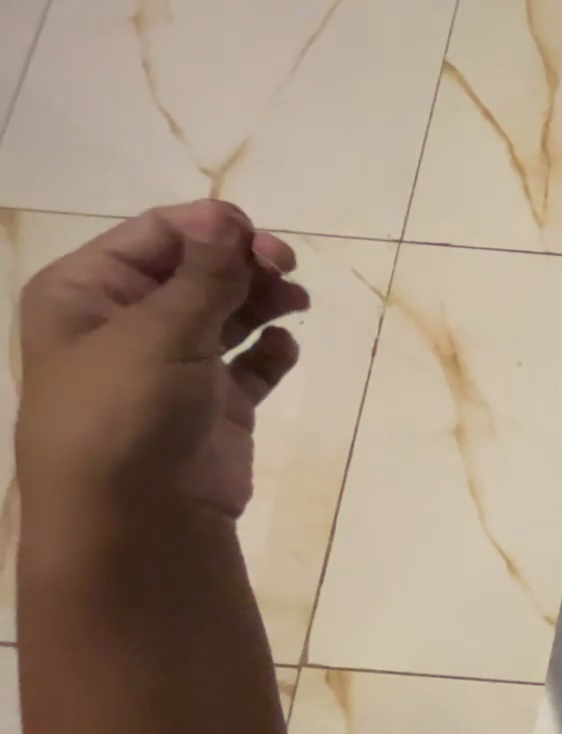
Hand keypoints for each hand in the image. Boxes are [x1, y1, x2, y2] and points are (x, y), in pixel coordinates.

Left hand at [16, 200, 307, 523]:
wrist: (140, 508)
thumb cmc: (127, 410)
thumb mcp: (159, 331)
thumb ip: (203, 276)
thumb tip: (231, 220)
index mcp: (89, 292)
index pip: (156, 238)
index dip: (211, 230)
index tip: (263, 239)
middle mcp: (130, 322)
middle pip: (198, 273)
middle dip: (245, 265)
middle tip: (289, 269)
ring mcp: (177, 363)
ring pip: (230, 314)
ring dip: (265, 301)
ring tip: (297, 302)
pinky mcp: (220, 401)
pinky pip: (253, 363)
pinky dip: (273, 351)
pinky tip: (286, 348)